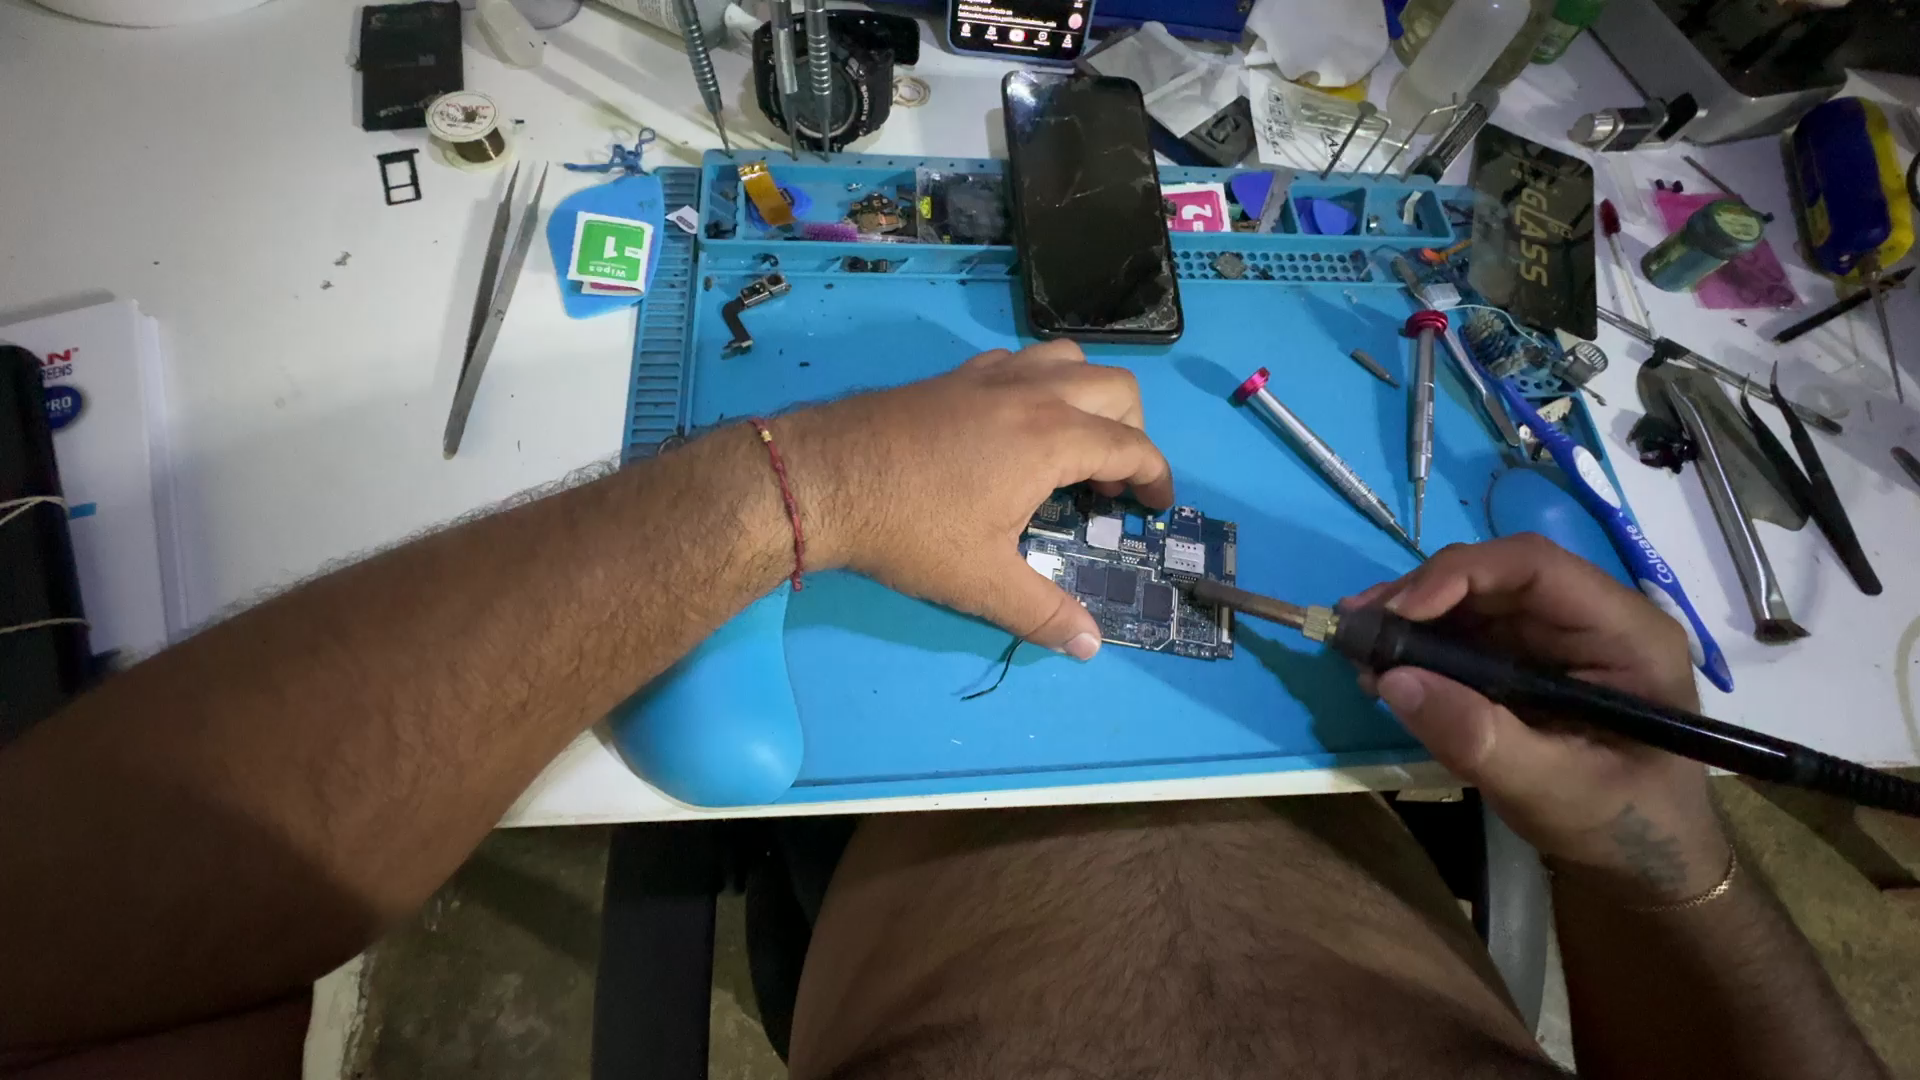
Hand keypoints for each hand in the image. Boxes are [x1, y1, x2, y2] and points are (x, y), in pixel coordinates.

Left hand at [784, 342, 1172, 659]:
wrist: (824, 478)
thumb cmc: (909, 528)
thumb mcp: (981, 582)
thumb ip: (1043, 613)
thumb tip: (1089, 647)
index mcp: (1051, 438)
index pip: (1133, 446)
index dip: (1155, 476)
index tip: (1155, 504)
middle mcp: (1032, 392)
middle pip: (1116, 389)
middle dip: (1132, 433)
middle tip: (1109, 484)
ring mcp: (991, 375)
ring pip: (1069, 359)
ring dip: (1089, 398)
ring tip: (1072, 445)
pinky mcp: (957, 374)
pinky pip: (1022, 362)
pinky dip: (1042, 385)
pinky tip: (1016, 426)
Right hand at [1347, 535, 1730, 903]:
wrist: (1635, 859)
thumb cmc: (1618, 824)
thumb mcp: (1550, 790)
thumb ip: (1478, 737)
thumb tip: (1392, 681)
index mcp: (1623, 635)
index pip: (1535, 567)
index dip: (1459, 576)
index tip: (1398, 613)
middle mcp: (1584, 618)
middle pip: (1490, 574)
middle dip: (1417, 594)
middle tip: (1356, 627)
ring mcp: (1546, 633)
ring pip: (1463, 594)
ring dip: (1403, 615)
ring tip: (1357, 645)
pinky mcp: (1513, 653)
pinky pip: (1454, 626)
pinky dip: (1409, 638)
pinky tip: (1378, 663)